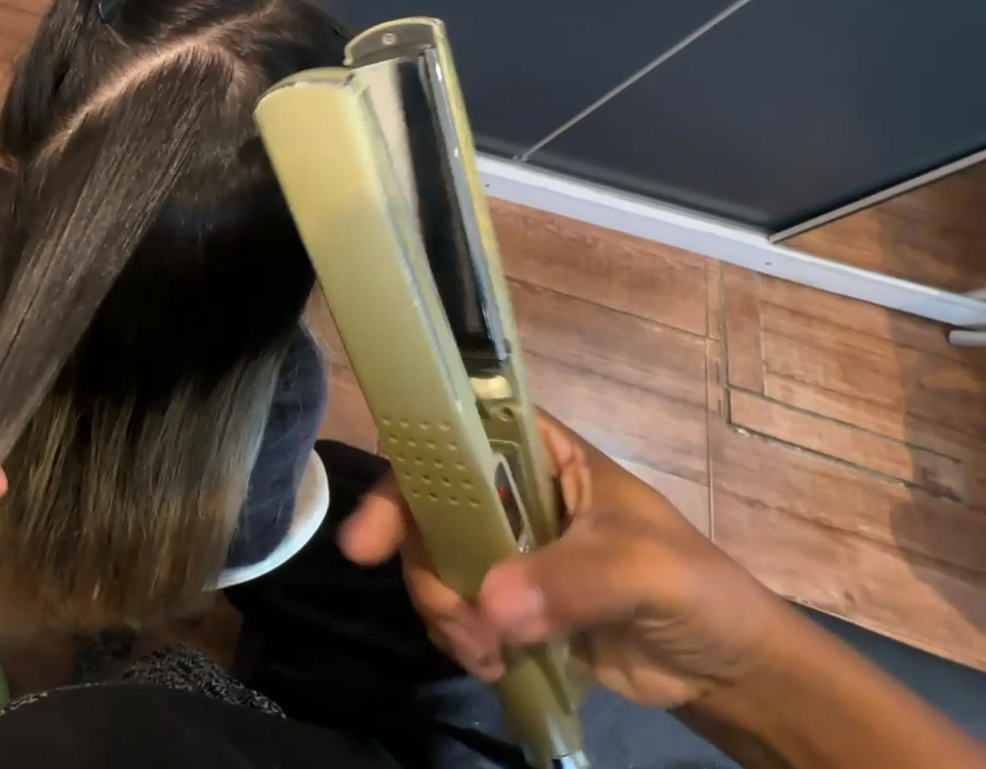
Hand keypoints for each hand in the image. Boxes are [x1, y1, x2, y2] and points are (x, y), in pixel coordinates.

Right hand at [339, 413, 788, 706]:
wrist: (731, 674)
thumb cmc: (697, 590)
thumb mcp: (643, 571)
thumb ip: (568, 581)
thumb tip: (489, 608)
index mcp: (535, 454)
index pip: (455, 433)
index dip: (410, 461)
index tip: (378, 521)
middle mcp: (502, 489)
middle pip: (423, 501)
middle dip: (421, 561)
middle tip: (447, 614)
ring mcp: (496, 541)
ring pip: (428, 557)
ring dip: (440, 607)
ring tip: (480, 652)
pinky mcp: (498, 592)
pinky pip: (448, 600)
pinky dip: (454, 633)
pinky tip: (486, 662)